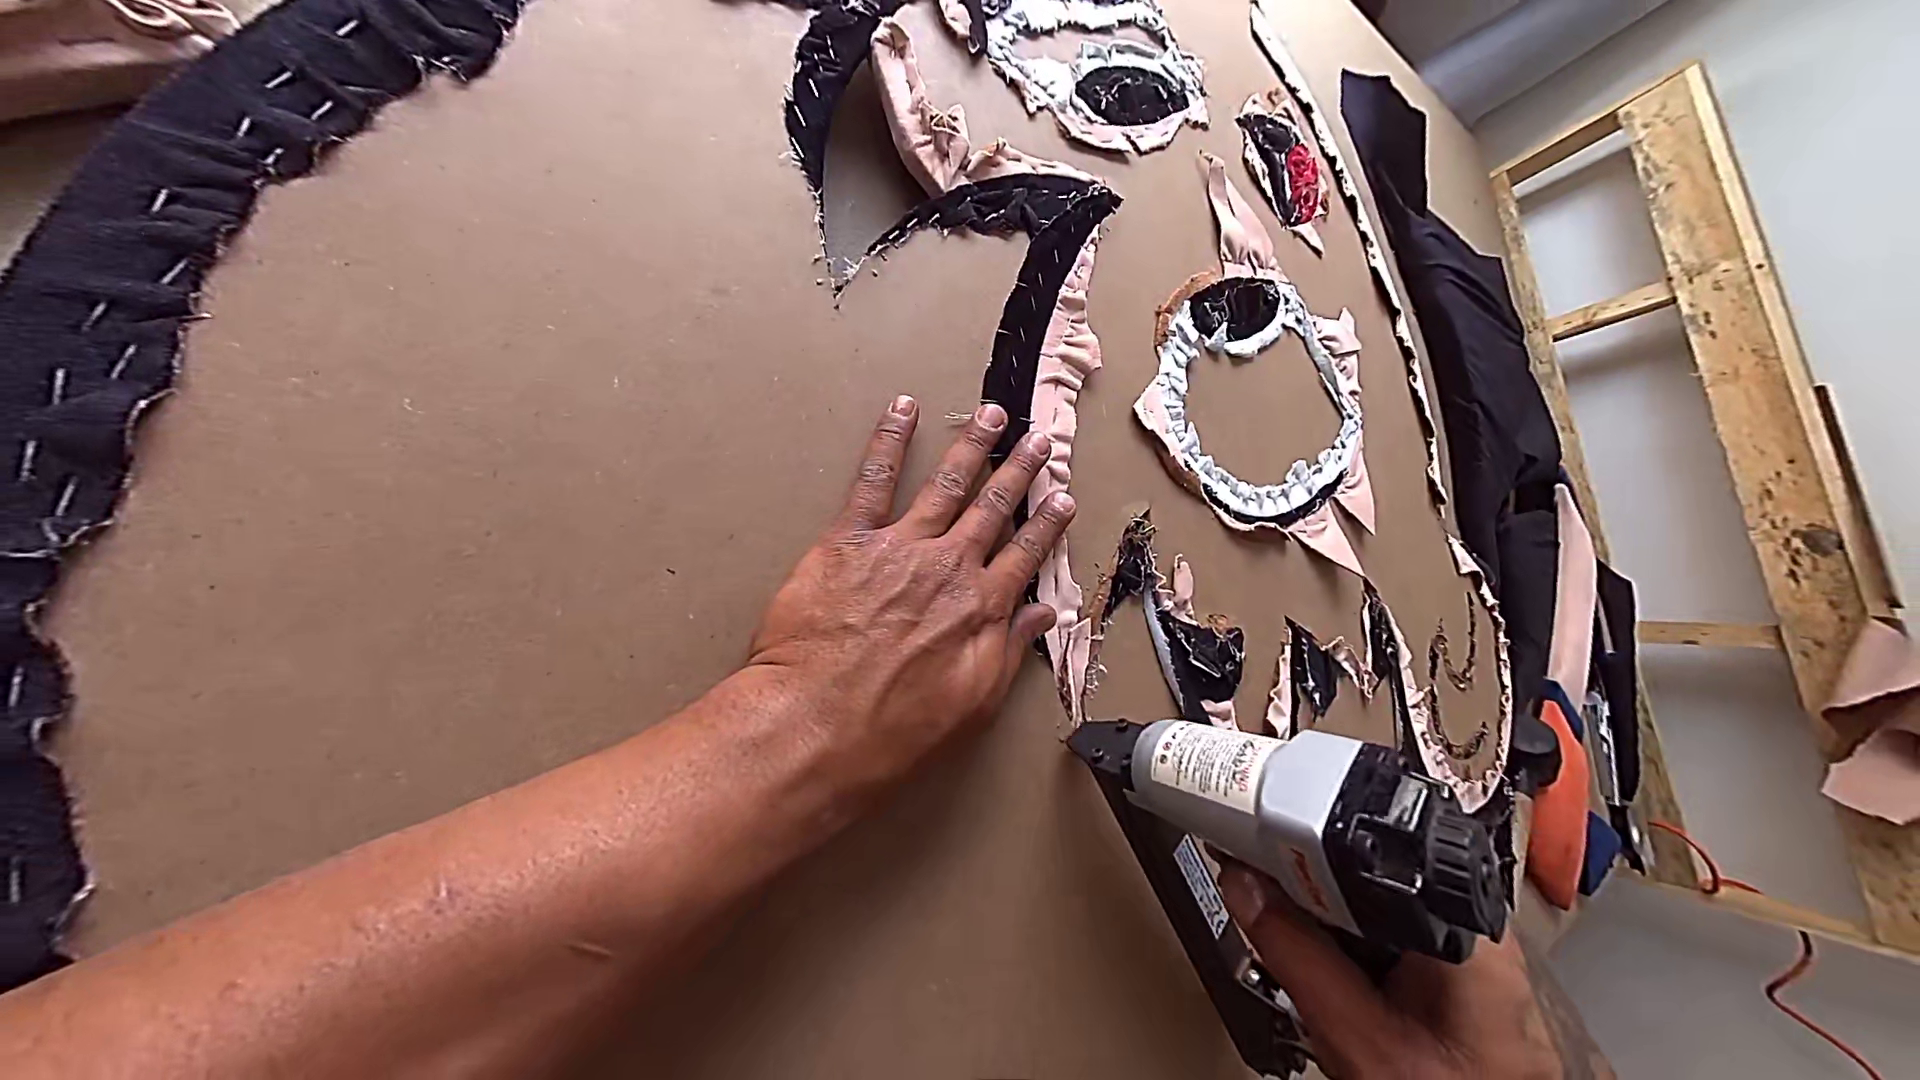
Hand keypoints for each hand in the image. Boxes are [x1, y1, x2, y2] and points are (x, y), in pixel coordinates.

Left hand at [746, 396, 1074, 795]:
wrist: (817, 725)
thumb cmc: (894, 727)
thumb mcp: (973, 701)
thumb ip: (1010, 649)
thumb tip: (1043, 615)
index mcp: (980, 606)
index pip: (1025, 553)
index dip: (1047, 523)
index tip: (1062, 497)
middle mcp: (949, 566)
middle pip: (994, 507)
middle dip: (1019, 470)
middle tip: (1038, 440)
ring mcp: (900, 547)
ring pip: (947, 484)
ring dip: (972, 446)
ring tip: (991, 416)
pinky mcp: (849, 541)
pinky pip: (873, 479)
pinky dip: (889, 440)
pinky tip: (903, 411)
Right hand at [1220, 862, 1598, 1079]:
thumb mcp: (1357, 1038)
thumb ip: (1295, 954)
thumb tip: (1242, 882)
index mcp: (1466, 935)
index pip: (1360, 854)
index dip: (1297, 846)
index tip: (1251, 851)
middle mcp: (1472, 938)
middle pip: (1359, 878)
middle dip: (1302, 889)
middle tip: (1258, 900)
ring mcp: (1462, 963)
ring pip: (1364, 909)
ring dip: (1317, 922)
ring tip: (1288, 946)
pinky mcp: (1449, 984)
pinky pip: (1377, 940)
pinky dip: (1339, 948)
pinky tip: (1323, 977)